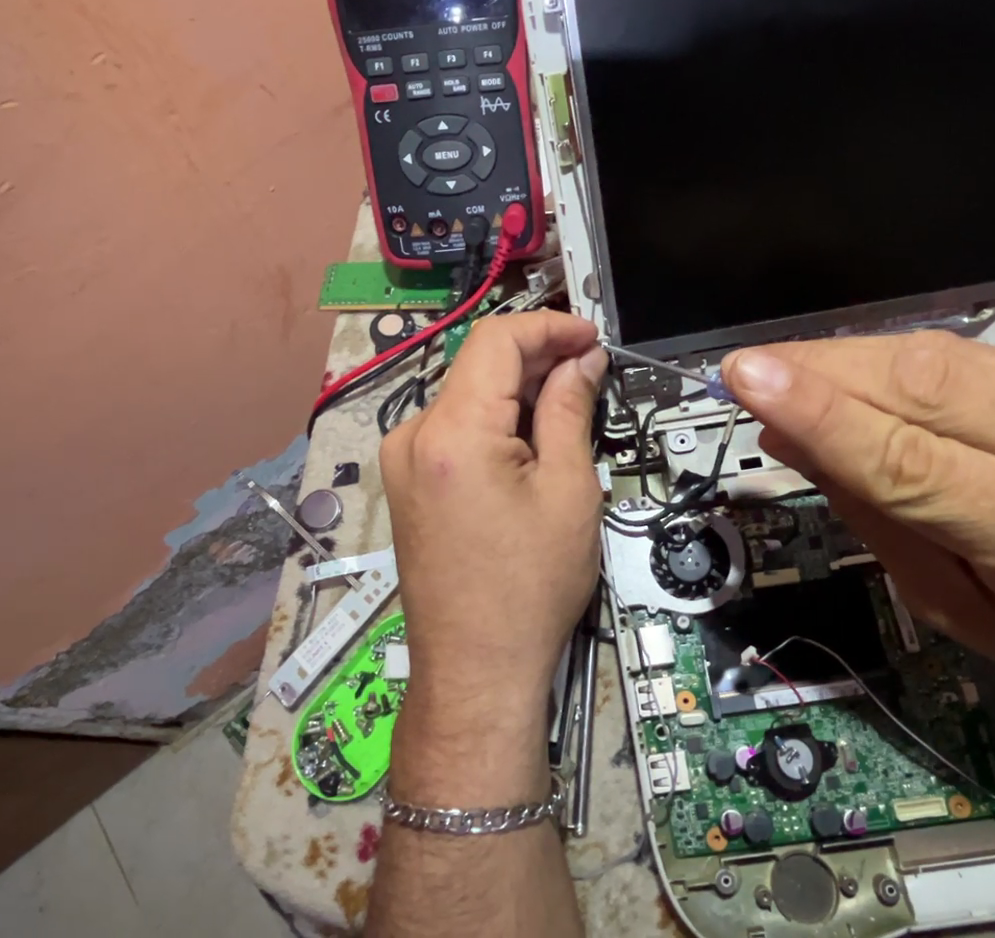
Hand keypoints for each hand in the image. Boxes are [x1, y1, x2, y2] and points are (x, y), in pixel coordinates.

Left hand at [379, 311, 608, 702]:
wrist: (476, 668)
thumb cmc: (529, 587)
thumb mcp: (567, 491)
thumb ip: (569, 410)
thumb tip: (581, 361)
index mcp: (452, 432)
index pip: (496, 341)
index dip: (549, 327)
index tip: (591, 336)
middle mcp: (412, 436)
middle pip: (478, 366)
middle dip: (537, 359)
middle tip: (590, 371)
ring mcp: (402, 461)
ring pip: (466, 397)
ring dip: (517, 392)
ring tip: (568, 409)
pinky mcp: (406, 484)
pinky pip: (453, 430)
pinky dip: (494, 423)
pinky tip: (530, 440)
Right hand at [721, 331, 994, 725]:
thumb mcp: (952, 607)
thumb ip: (876, 515)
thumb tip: (791, 439)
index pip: (916, 461)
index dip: (822, 415)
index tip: (746, 379)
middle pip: (931, 386)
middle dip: (825, 370)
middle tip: (750, 371)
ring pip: (949, 355)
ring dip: (852, 357)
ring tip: (787, 370)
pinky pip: (976, 357)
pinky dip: (899, 360)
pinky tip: (856, 374)